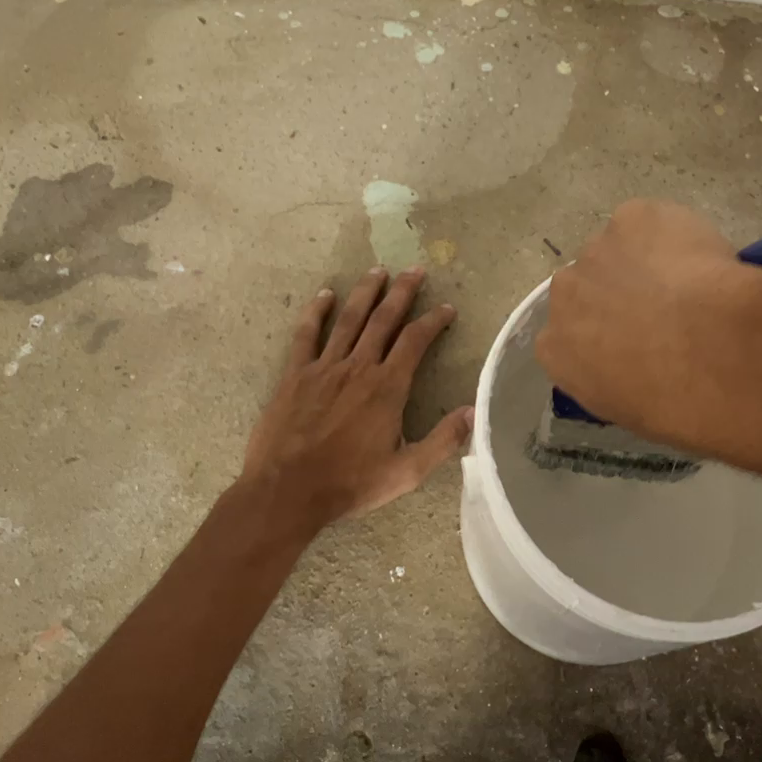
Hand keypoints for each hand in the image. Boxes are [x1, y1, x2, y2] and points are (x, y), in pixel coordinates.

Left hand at [240, 266, 472, 525]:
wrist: (286, 492)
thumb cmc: (350, 483)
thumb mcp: (407, 471)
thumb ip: (443, 440)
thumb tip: (474, 411)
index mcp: (387, 387)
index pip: (415, 340)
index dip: (433, 320)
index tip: (446, 308)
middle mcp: (358, 367)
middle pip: (383, 319)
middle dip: (402, 292)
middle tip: (415, 270)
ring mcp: (324, 368)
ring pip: (348, 319)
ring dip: (365, 293)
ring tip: (378, 271)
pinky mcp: (295, 376)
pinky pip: (306, 335)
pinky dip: (316, 312)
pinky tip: (324, 295)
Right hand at [536, 200, 754, 446]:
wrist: (707, 350)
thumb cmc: (672, 401)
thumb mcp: (631, 409)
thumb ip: (617, 376)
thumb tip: (640, 367)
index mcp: (555, 348)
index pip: (567, 335)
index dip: (603, 332)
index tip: (635, 340)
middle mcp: (564, 292)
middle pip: (588, 283)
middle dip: (619, 291)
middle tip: (665, 309)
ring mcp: (596, 248)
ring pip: (620, 248)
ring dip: (646, 259)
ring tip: (691, 283)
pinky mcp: (632, 216)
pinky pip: (651, 221)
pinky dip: (674, 233)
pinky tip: (701, 258)